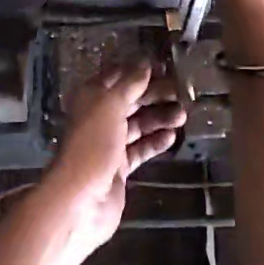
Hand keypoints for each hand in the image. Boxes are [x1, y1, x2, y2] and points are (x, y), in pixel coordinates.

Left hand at [43, 63, 186, 251]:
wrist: (80, 200)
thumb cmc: (93, 145)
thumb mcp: (110, 106)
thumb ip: (129, 84)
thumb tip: (145, 64)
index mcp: (92, 97)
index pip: (118, 75)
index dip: (140, 69)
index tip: (166, 66)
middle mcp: (99, 117)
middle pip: (130, 99)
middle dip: (154, 94)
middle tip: (181, 91)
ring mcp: (109, 143)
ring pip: (138, 124)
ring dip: (159, 117)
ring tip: (183, 115)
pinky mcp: (119, 166)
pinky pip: (140, 148)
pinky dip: (155, 142)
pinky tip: (172, 137)